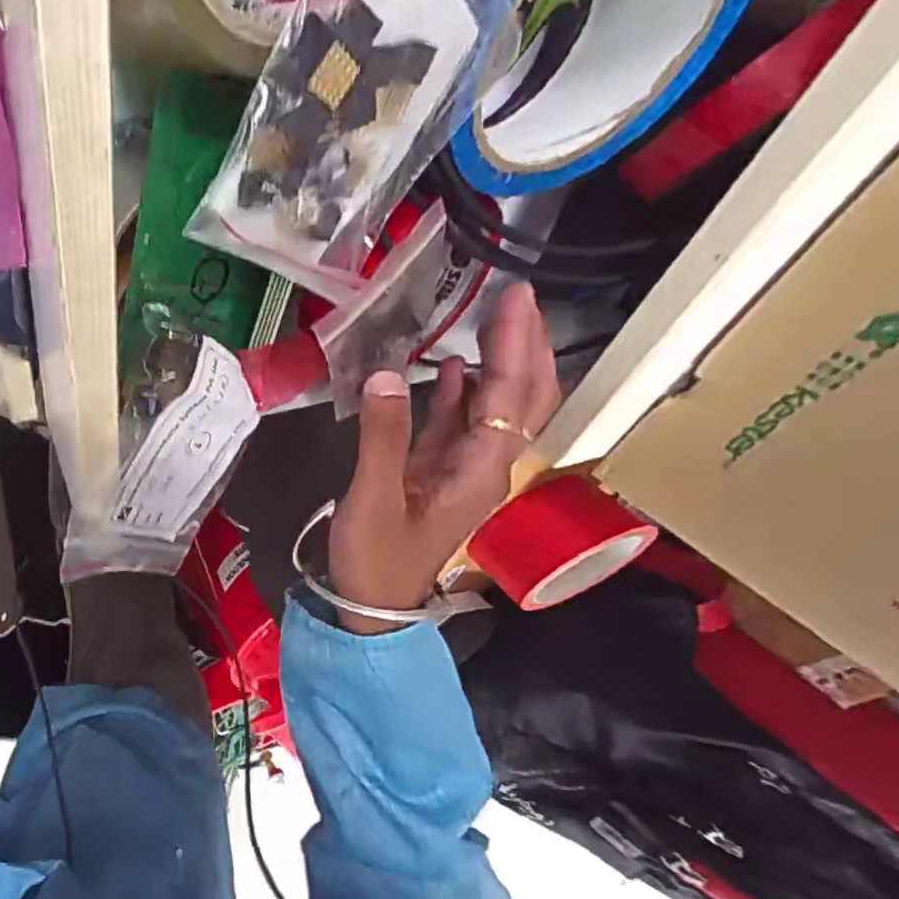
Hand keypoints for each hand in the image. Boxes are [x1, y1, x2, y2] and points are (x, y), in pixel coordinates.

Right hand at [326, 281, 560, 633]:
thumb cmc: (376, 555)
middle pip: (523, 399)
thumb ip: (383, 435)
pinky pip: (460, 423)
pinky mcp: (436, 472)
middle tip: (515, 298)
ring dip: (501, 363)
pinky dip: (464, 392)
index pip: (511, 397)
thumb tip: (388, 373)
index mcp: (480, 470)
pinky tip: (454, 366)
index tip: (516, 299)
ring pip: (497, 408)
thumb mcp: (373, 497)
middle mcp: (485, 465)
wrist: (373, 600)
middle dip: (525, 346)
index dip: (516, 346)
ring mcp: (462, 468)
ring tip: (492, 320)